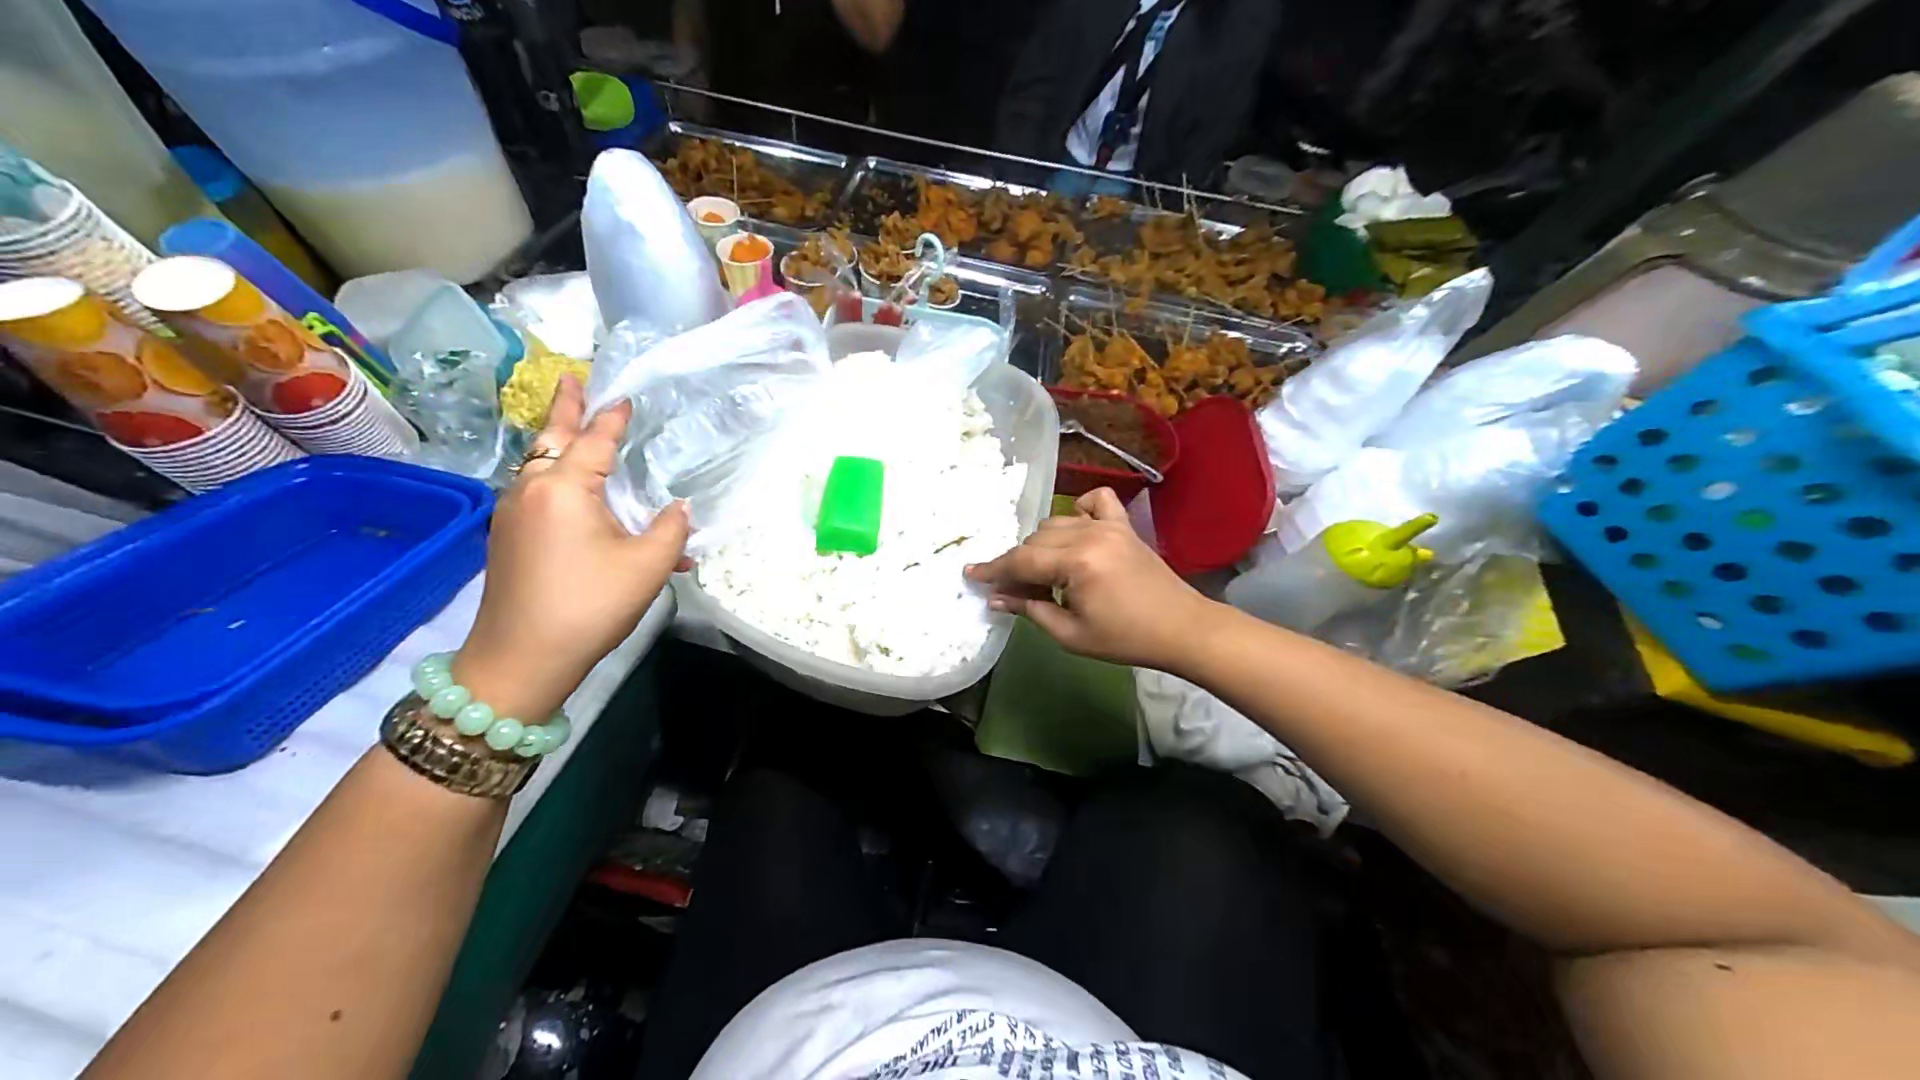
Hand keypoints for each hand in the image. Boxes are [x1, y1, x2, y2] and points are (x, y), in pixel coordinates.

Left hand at [453, 376, 689, 720]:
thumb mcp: (647, 566)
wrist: (520, 660)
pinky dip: (560, 481)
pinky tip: (579, 494)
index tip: (624, 397)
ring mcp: (513, 515)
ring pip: (540, 467)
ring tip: (576, 425)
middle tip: (572, 378)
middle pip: (551, 439)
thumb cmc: (588, 606)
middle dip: (565, 408)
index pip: (594, 441)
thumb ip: (671, 529)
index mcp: (563, 489)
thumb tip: (679, 507)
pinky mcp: (509, 539)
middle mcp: (530, 491)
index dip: (612, 419)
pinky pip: (539, 497)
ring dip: (560, 444)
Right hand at [965, 488, 1217, 670]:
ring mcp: (1109, 525)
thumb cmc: (1126, 638)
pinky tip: (1078, 532)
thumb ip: (1030, 609)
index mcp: (1077, 562)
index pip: (1022, 560)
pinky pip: (1096, 500)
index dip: (994, 570)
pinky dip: (1080, 511)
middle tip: (1016, 592)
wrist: (1182, 628)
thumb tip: (996, 598)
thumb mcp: (1071, 634)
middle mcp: (1090, 534)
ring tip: (1047, 574)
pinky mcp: (1124, 525)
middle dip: (1019, 565)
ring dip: (1043, 545)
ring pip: (1056, 522)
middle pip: (1035, 541)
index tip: (971, 575)